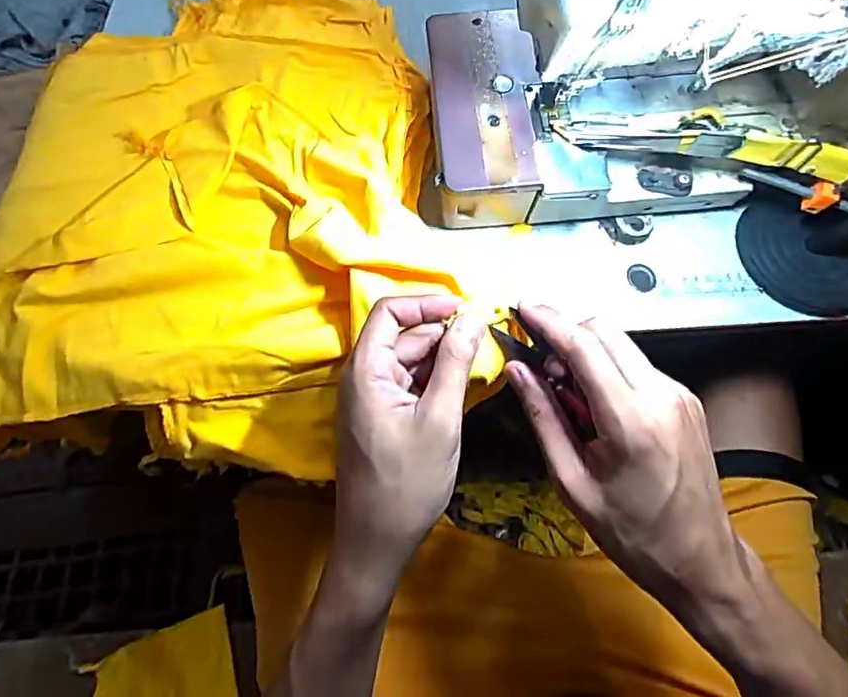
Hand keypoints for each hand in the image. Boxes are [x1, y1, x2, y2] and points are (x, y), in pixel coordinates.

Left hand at [334, 295, 483, 583]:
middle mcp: (364, 376)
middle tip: (484, 341)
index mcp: (366, 370)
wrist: (376, 545)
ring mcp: (372, 395)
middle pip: (405, 334)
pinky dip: (436, 377)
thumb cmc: (407, 484)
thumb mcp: (440, 418)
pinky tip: (461, 386)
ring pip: (411, 357)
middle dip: (443, 332)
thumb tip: (473, 315)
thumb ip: (456, 362)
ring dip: (443, 356)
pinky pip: (411, 380)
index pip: (389, 312)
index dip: (426, 303)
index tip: (464, 307)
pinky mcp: (383, 413)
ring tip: (478, 365)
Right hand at [507, 304, 746, 610]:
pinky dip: (612, 369)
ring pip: (622, 343)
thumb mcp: (574, 483)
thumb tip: (519, 373)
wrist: (700, 558)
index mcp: (631, 421)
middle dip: (567, 336)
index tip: (525, 309)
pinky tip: (601, 405)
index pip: (583, 346)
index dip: (548, 321)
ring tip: (573, 395)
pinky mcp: (684, 396)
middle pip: (604, 331)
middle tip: (545, 370)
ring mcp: (678, 393)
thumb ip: (543, 418)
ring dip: (589, 352)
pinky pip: (638, 363)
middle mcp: (661, 396)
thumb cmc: (638, 533)